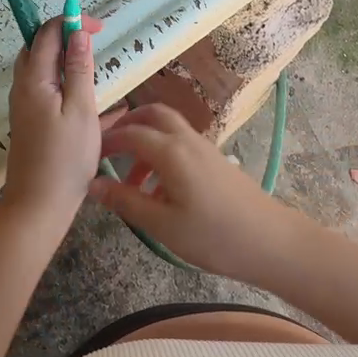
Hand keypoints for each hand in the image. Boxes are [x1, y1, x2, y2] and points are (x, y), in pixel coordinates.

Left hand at [0, 16, 104, 223]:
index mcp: (33, 79)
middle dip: (67, 40)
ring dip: (71, 66)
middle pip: (40, 49)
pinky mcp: (34, 125)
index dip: (71, 21)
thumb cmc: (64, 158)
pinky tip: (110, 112)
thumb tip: (78, 31)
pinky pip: (53, 97)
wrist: (38, 208)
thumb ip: (79, 68)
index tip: (100, 26)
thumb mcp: (81, 110)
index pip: (47, 33)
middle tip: (96, 45)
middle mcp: (24, 88)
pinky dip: (74, 93)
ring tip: (99, 74)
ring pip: (47, 73)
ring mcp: (27, 107)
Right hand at [91, 103, 306, 279]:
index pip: (130, 133)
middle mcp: (187, 140)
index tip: (88, 155)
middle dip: (128, 126)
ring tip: (132, 181)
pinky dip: (163, 152)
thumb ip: (126, 201)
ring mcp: (204, 148)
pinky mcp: (215, 160)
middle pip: (153, 115)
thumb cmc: (213, 235)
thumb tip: (93, 184)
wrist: (270, 241)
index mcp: (170, 151)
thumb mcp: (162, 224)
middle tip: (109, 149)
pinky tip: (160, 190)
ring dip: (146, 141)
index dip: (106, 141)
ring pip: (169, 128)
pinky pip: (182, 143)